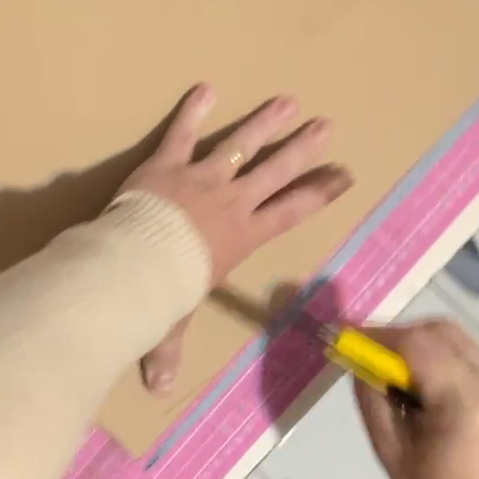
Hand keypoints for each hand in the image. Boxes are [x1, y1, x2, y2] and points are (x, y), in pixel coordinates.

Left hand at [122, 84, 353, 391]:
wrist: (134, 264)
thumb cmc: (160, 294)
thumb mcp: (169, 323)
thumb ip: (165, 351)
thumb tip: (157, 390)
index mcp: (240, 237)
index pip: (290, 213)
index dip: (318, 193)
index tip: (344, 176)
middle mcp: (230, 203)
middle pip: (275, 171)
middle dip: (302, 148)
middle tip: (325, 126)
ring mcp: (201, 179)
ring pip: (239, 146)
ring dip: (263, 123)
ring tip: (285, 102)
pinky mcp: (168, 163)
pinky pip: (182, 133)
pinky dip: (192, 111)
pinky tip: (205, 87)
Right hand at [351, 320, 478, 478]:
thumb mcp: (390, 451)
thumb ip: (372, 399)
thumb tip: (361, 362)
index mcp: (465, 402)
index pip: (415, 344)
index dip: (376, 335)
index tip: (349, 338)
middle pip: (444, 332)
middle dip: (403, 335)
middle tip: (376, 353)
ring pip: (467, 347)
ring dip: (430, 351)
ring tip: (409, 380)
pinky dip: (456, 371)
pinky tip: (444, 402)